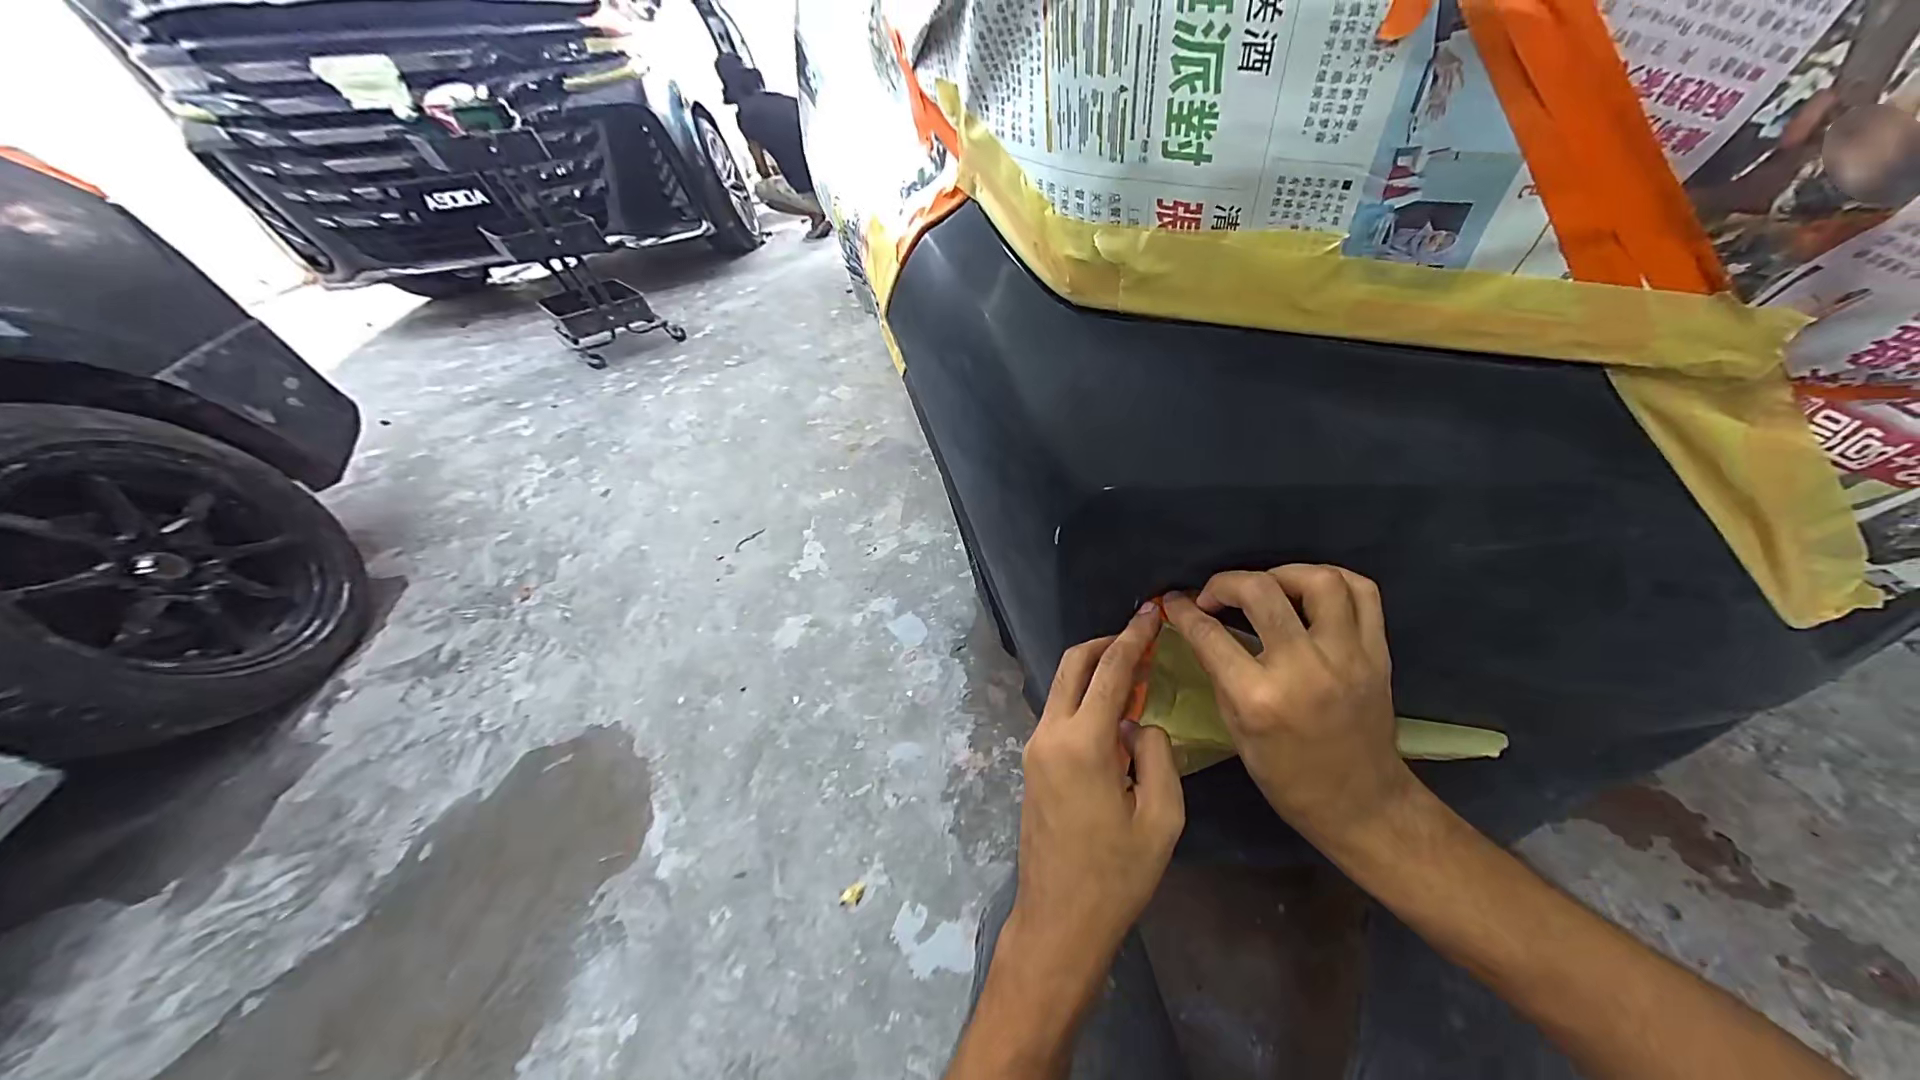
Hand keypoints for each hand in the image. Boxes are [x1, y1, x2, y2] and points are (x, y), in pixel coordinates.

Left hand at [1010, 603, 1185, 971]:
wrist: (1059, 919)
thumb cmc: (1116, 875)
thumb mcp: (1161, 817)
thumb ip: (1157, 755)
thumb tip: (1139, 724)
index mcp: (1082, 743)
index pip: (1109, 672)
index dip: (1132, 638)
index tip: (1151, 613)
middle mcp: (1049, 734)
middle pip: (1071, 665)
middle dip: (1104, 644)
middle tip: (1139, 639)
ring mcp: (1034, 748)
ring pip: (1061, 688)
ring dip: (1093, 673)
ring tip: (1134, 677)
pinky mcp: (1032, 763)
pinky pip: (1059, 714)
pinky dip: (1084, 700)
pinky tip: (1113, 717)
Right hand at [1161, 565, 1413, 848]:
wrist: (1360, 802)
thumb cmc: (1285, 775)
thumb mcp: (1235, 728)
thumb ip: (1219, 672)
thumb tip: (1200, 628)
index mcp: (1259, 697)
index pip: (1210, 633)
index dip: (1183, 610)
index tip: (1173, 601)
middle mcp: (1304, 669)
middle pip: (1261, 591)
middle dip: (1226, 582)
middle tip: (1215, 594)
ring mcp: (1348, 657)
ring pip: (1319, 581)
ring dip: (1282, 573)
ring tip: (1266, 587)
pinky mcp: (1377, 654)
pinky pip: (1362, 593)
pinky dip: (1332, 579)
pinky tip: (1308, 590)